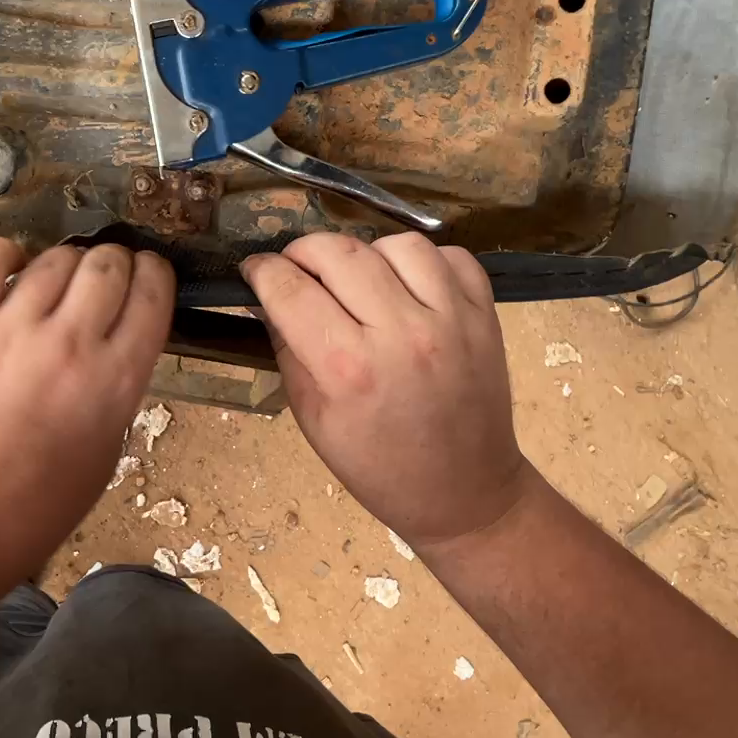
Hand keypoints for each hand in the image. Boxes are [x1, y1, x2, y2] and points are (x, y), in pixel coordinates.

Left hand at [0, 239, 175, 579]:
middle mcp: (69, 343)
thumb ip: (120, 379)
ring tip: (58, 281)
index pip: (151, 291)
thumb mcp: (109, 442)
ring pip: (54, 259)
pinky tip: (13, 267)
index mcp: (116, 379)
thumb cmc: (41, 500)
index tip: (146, 273)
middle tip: (103, 278)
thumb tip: (118, 328)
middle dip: (115, 263)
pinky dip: (6, 253)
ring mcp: (9, 331)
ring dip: (66, 263)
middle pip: (107, 265)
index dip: (153, 273)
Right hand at [241, 232, 527, 548]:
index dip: (261, 270)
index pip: (288, 289)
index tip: (254, 270)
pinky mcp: (484, 316)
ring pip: (395, 244)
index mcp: (348, 368)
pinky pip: (450, 256)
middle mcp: (400, 333)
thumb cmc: (375, 464)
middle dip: (301, 251)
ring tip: (356, 278)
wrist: (463, 492)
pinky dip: (421, 261)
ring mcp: (451, 320)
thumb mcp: (310, 415)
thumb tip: (264, 294)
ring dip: (364, 252)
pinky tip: (405, 285)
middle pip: (337, 252)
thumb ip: (286, 346)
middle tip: (295, 269)